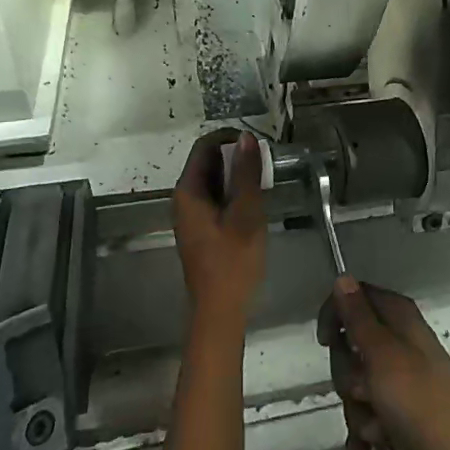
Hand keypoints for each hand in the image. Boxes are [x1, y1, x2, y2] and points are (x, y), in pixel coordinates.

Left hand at [172, 128, 266, 321]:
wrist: (220, 312)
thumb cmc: (232, 261)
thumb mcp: (245, 214)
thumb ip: (246, 174)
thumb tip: (246, 137)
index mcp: (188, 191)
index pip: (205, 147)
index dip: (229, 138)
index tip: (257, 143)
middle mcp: (185, 198)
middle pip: (208, 162)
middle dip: (235, 156)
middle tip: (264, 160)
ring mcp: (192, 214)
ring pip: (214, 180)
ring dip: (236, 174)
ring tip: (264, 176)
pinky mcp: (202, 228)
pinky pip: (216, 197)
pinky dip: (233, 192)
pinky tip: (254, 198)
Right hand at [317, 279, 449, 449]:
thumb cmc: (417, 402)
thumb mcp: (383, 353)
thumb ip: (358, 316)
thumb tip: (342, 276)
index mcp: (400, 318)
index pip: (357, 295)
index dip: (337, 313)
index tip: (326, 338)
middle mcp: (399, 345)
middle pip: (350, 346)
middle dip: (348, 374)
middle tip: (364, 388)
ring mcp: (398, 383)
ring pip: (354, 385)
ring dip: (357, 409)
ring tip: (377, 426)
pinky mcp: (397, 415)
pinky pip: (364, 415)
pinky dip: (363, 432)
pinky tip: (369, 447)